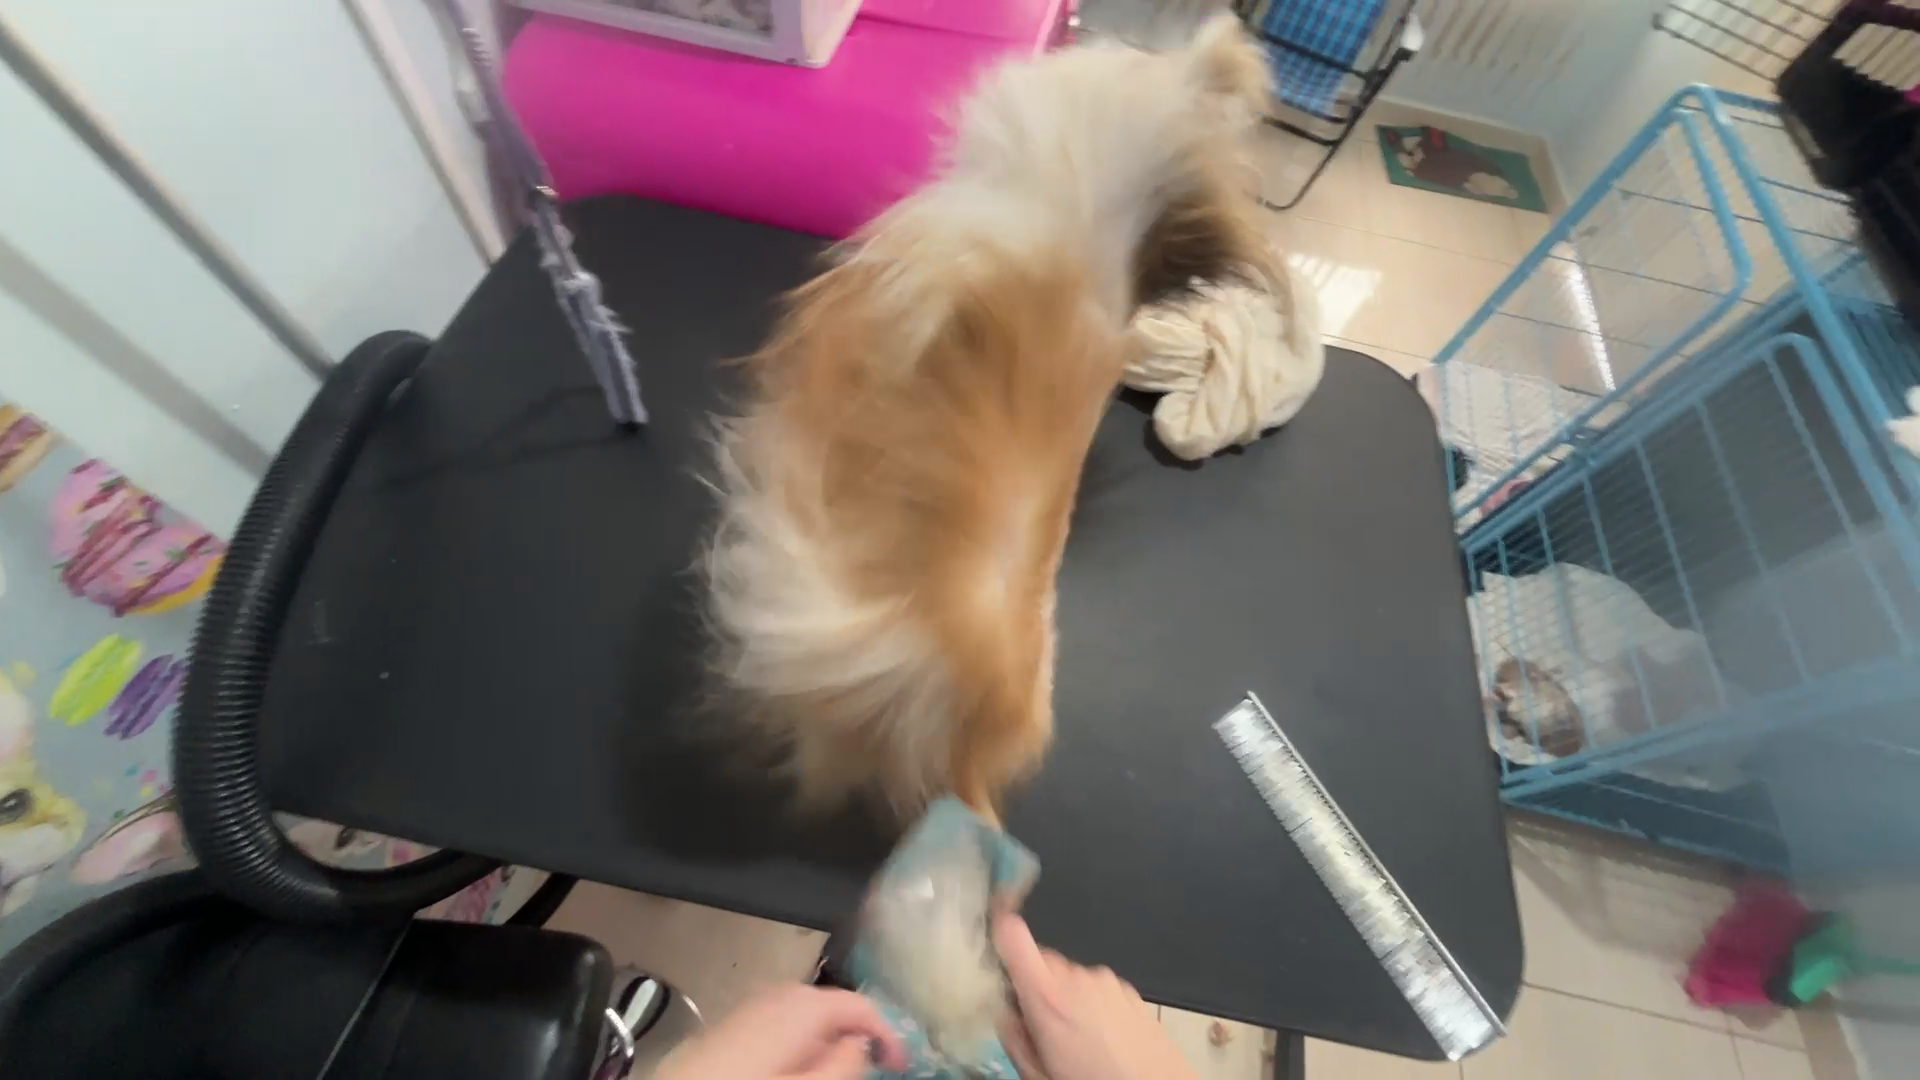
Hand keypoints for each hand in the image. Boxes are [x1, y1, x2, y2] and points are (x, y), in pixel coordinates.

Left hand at [657, 984, 909, 1079]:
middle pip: (834, 1007)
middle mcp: (781, 994)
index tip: (902, 1063)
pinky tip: (794, 1067)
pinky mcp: (736, 1022)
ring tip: (833, 1070)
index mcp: (803, 1006)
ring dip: (826, 1041)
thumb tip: (863, 1043)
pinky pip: (783, 1024)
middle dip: (854, 1036)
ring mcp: (755, 1005)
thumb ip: (841, 1064)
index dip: (888, 1033)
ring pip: (808, 1016)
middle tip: (871, 1069)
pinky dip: (800, 1042)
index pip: (861, 1005)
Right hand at [992, 914, 1198, 1079]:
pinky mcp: (1130, 991)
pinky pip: (1096, 988)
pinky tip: (1104, 1041)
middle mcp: (1075, 976)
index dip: (998, 928)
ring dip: (1066, 999)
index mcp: (1046, 996)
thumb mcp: (1037, 1075)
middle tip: (1042, 1029)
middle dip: (1036, 988)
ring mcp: (1105, 980)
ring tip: (1078, 1043)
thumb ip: (1014, 1037)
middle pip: (1041, 962)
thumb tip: (1000, 1010)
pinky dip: (1092, 1006)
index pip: (1012, 934)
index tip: (991, 935)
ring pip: (1069, 977)